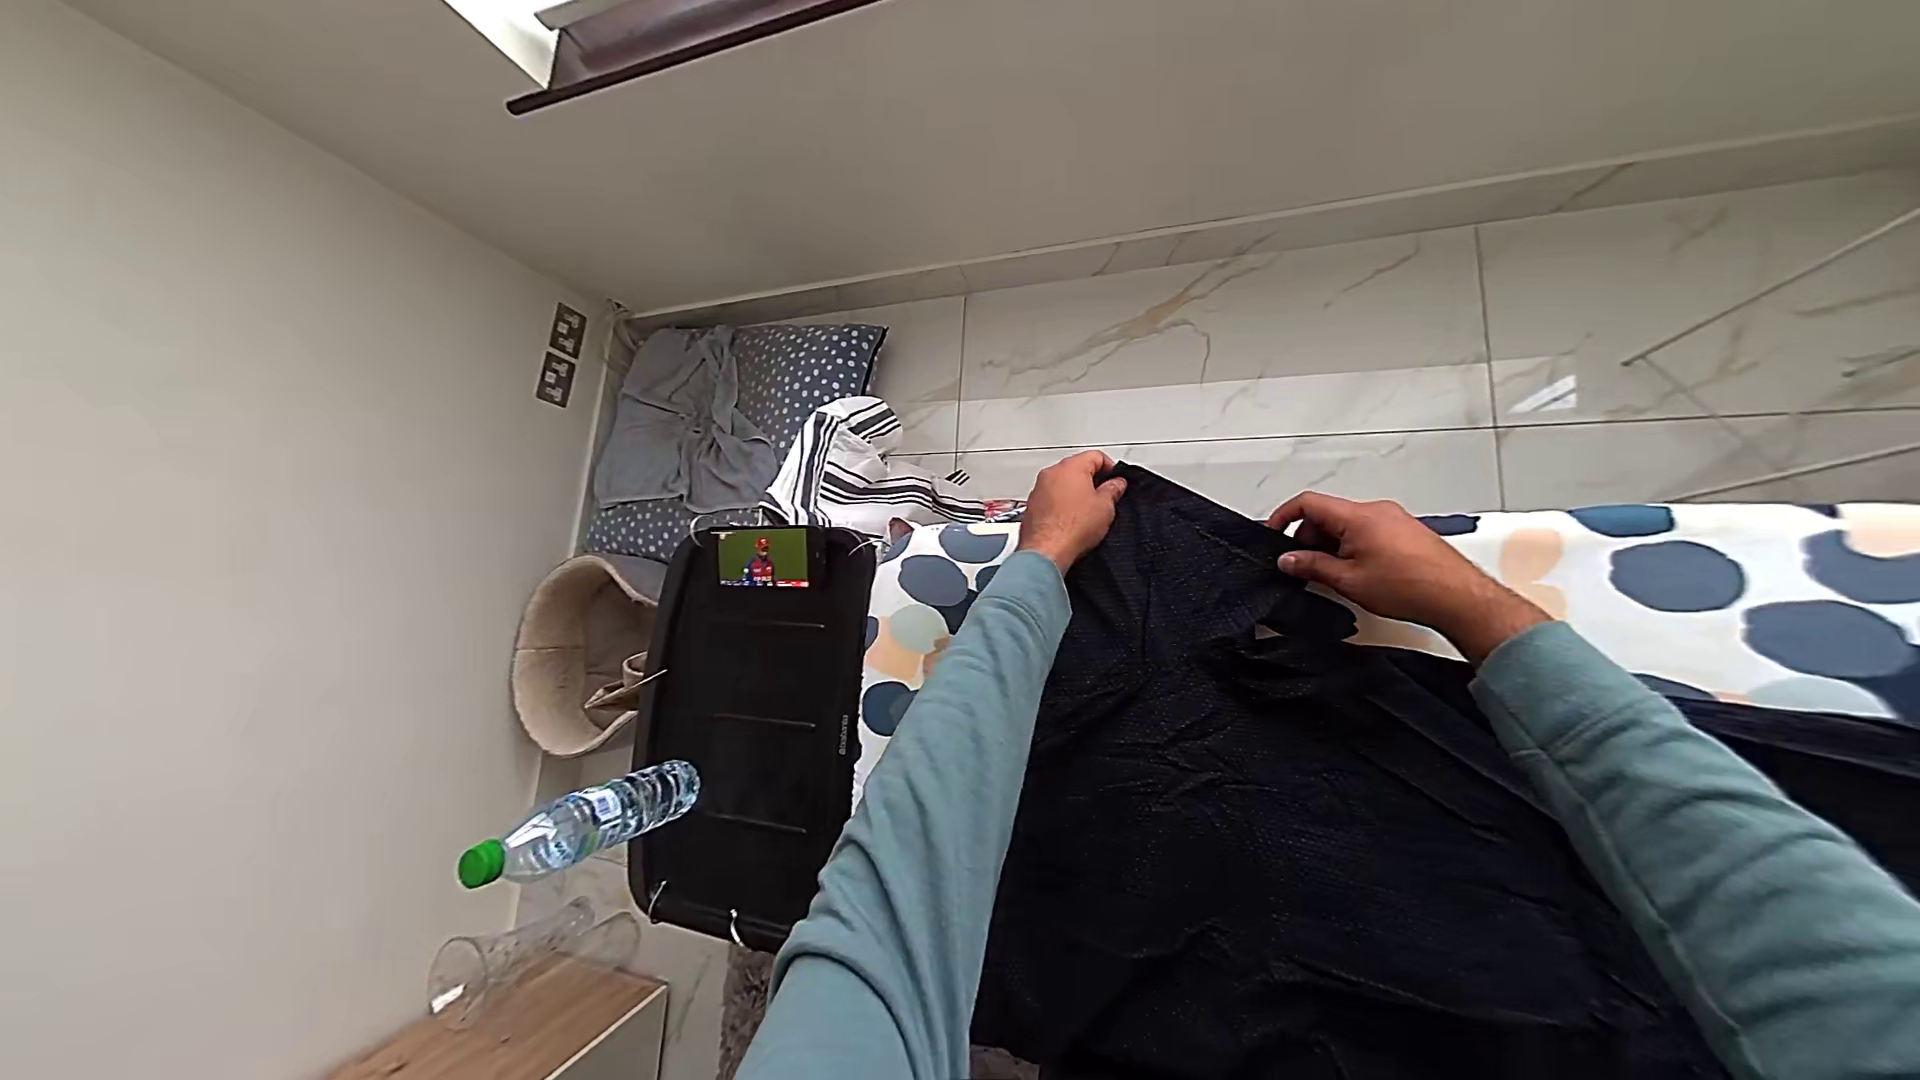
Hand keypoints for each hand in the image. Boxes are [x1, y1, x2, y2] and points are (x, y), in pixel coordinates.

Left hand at [1016, 450, 1127, 572]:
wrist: (1046, 550)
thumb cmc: (1071, 528)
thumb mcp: (1105, 507)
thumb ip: (1113, 489)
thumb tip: (1116, 484)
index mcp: (1070, 467)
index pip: (1096, 456)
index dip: (1110, 468)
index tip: (1116, 481)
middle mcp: (1051, 473)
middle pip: (1077, 468)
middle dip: (1092, 480)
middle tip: (1104, 496)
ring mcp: (1038, 489)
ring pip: (1062, 483)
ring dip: (1075, 493)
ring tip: (1087, 511)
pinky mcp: (1032, 505)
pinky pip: (1050, 498)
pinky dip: (1061, 504)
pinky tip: (1070, 520)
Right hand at [1266, 492, 1547, 663]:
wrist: (1460, 599)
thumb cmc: (1415, 587)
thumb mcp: (1347, 580)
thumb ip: (1310, 566)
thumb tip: (1289, 560)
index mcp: (1359, 516)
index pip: (1308, 503)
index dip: (1284, 516)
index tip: (1274, 532)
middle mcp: (1377, 511)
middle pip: (1326, 513)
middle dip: (1308, 537)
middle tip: (1303, 564)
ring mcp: (1394, 519)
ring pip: (1346, 523)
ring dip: (1331, 544)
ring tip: (1333, 573)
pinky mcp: (1405, 531)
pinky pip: (1366, 530)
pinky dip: (1351, 546)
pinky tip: (1355, 572)